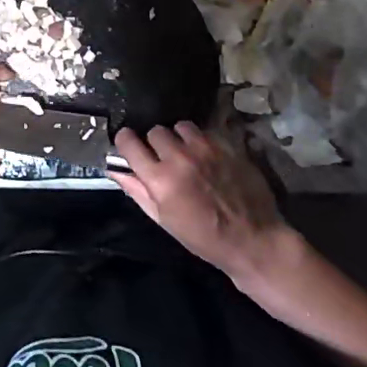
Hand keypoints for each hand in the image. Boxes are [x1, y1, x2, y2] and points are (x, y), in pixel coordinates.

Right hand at [109, 122, 298, 280]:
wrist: (252, 240)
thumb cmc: (203, 237)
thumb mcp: (163, 219)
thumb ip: (136, 189)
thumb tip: (114, 168)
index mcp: (160, 180)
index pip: (128, 142)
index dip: (125, 142)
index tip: (129, 146)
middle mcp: (179, 158)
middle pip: (155, 131)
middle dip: (155, 143)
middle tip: (164, 159)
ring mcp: (204, 149)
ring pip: (179, 126)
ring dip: (179, 138)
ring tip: (187, 154)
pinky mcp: (226, 146)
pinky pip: (204, 131)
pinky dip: (201, 141)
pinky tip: (207, 157)